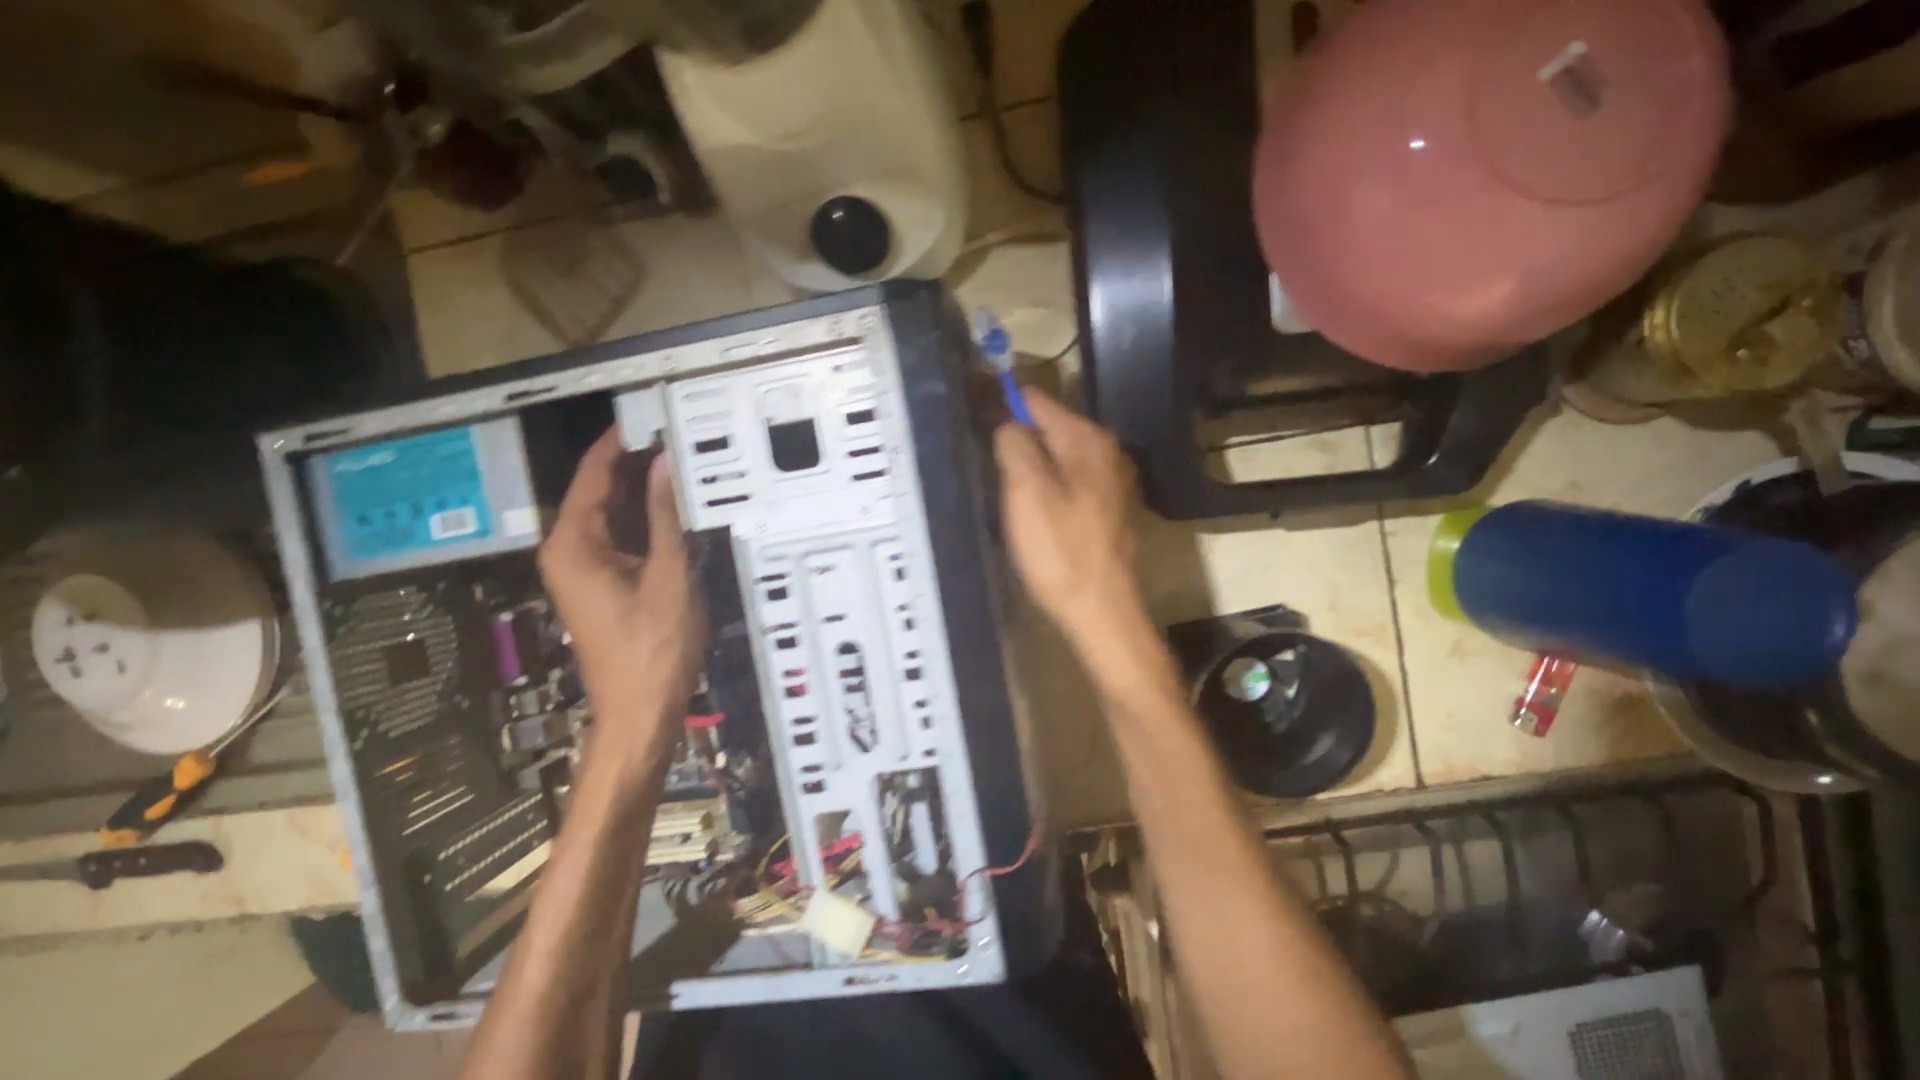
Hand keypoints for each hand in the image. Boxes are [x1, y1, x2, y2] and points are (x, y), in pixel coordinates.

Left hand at [539, 430, 706, 725]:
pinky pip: (620, 536)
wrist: (640, 710)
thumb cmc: (654, 646)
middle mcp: (567, 548)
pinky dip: (645, 519)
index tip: (654, 410)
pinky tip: (677, 503)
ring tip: (685, 459)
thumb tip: (666, 463)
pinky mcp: (600, 582)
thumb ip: (666, 515)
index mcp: (572, 542)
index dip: (622, 439)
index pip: (593, 472)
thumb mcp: (669, 574)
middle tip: (681, 431)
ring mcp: (582, 567)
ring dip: (643, 489)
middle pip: (599, 489)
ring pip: (612, 512)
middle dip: (636, 461)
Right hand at [993, 389, 1149, 645]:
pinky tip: (1026, 505)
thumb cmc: (1061, 552)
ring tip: (995, 476)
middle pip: (1049, 427)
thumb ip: (1014, 444)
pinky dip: (1045, 485)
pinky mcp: (1106, 509)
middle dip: (1015, 433)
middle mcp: (1106, 452)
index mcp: (1087, 440)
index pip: (1037, 399)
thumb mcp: (1026, 492)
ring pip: (1057, 456)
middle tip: (978, 449)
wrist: (1101, 611)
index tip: (970, 405)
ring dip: (1028, 461)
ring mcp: (1110, 481)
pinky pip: (1067, 481)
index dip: (1003, 399)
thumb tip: (1006, 422)